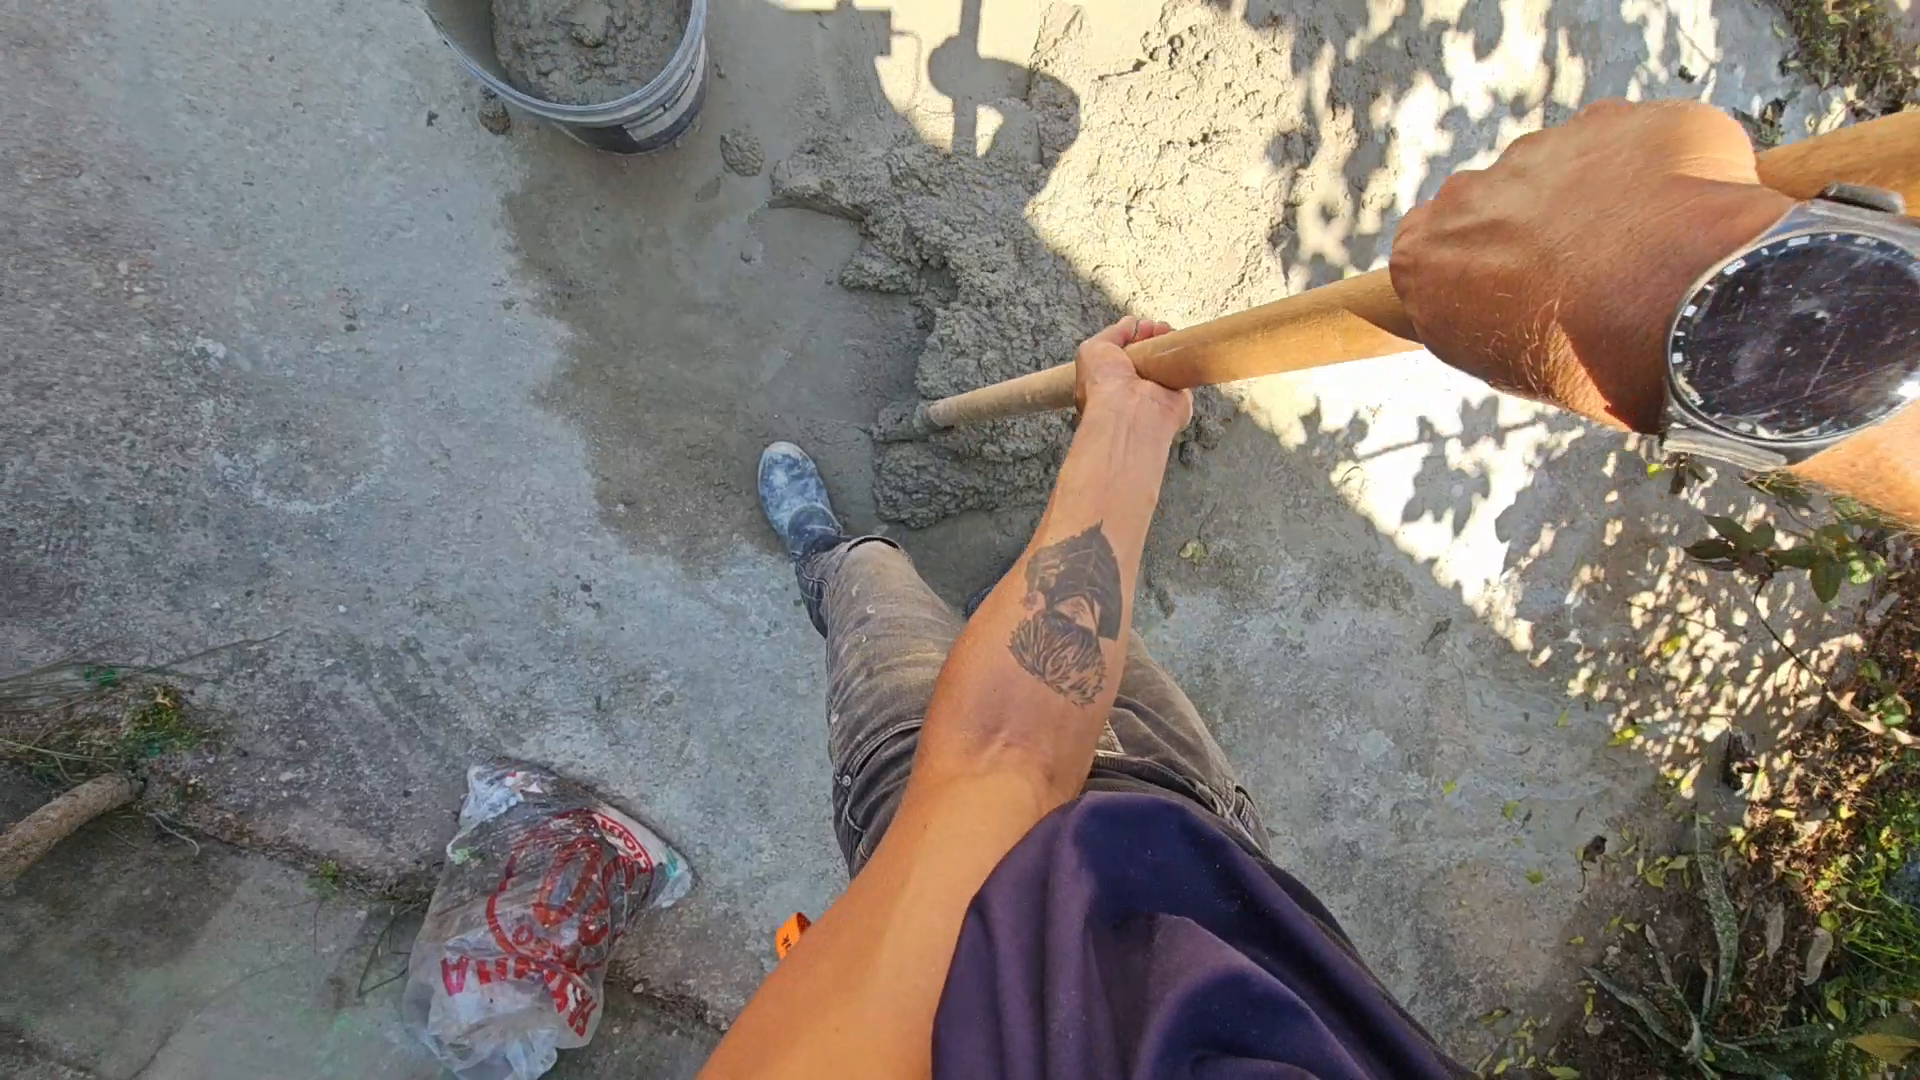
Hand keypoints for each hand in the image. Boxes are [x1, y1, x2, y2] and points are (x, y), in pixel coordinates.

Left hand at [1073, 316, 1192, 431]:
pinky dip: (1185, 360)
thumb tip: (1129, 323)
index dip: (1131, 337)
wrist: (1129, 410)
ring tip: (1168, 332)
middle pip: (1145, 358)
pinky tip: (1181, 346)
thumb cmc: (1104, 384)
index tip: (1140, 325)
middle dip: (1152, 338)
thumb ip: (1112, 334)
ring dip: (1169, 346)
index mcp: (1105, 383)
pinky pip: (1185, 377)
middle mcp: (1129, 391)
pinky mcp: (1177, 400)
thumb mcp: (1094, 348)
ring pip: (1165, 365)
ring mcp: (1154, 396)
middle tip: (1158, 327)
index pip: (1121, 357)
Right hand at [1389, 100, 1794, 431]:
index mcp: (1420, 253)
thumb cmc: (1566, 347)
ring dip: (1577, 189)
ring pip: (1551, 162)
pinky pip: (1619, 137)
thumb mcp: (1480, 355)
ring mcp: (1535, 152)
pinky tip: (1660, 206)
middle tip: (1562, 258)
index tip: (1492, 272)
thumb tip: (1481, 301)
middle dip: (1516, 217)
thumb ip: (1461, 308)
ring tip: (1621, 237)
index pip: (1424, 240)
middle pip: (1483, 196)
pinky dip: (1639, 162)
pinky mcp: (1610, 122)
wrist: (1660, 307)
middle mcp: (1464, 194)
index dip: (1463, 255)